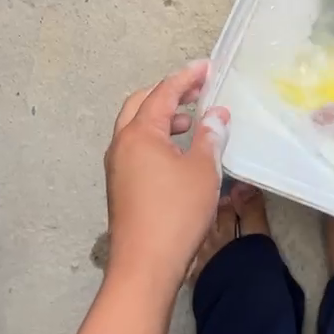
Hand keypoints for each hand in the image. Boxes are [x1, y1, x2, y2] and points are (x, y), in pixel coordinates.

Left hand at [104, 60, 227, 287]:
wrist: (145, 267)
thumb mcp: (203, 170)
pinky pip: (138, 149)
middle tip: (196, 89)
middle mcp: (122, 145)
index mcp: (139, 133)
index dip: (186, 77)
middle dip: (169, 93)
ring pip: (137, 128)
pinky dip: (158, 139)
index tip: (206, 66)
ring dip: (163, 118)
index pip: (164, 93)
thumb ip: (210, 136)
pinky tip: (180, 153)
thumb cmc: (176, 213)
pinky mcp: (121, 187)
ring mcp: (117, 168)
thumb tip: (215, 115)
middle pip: (141, 104)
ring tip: (192, 121)